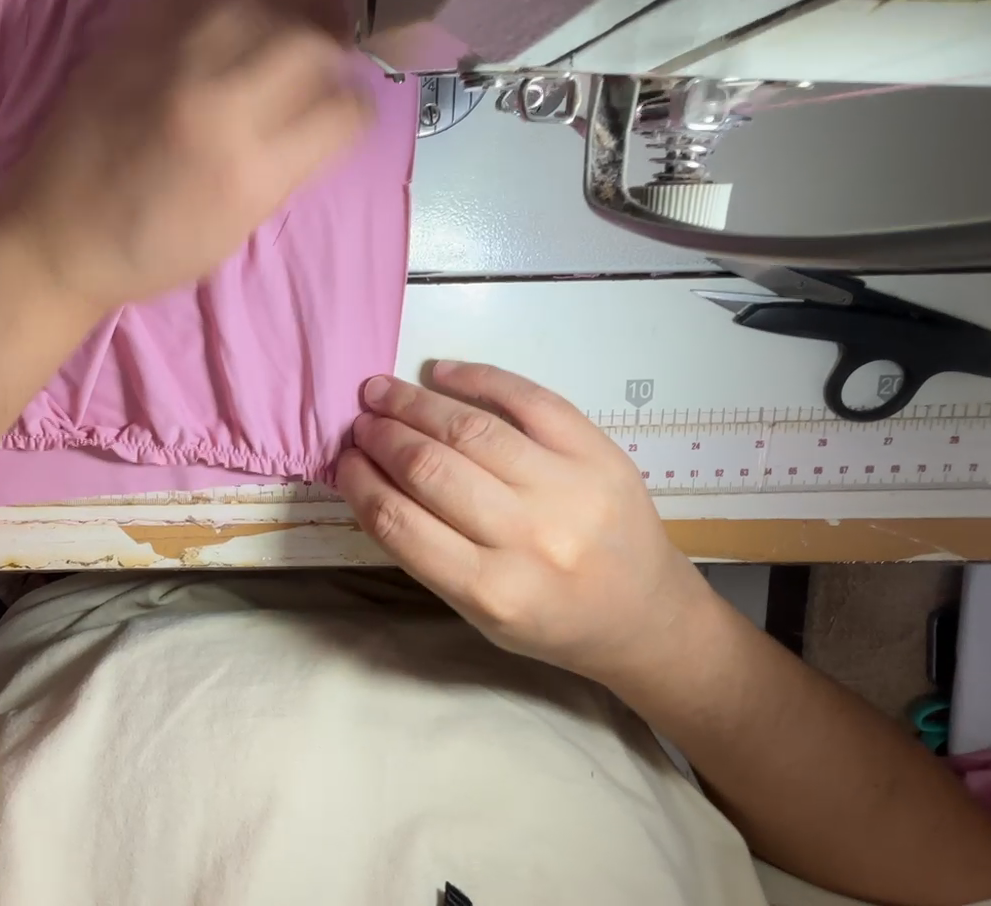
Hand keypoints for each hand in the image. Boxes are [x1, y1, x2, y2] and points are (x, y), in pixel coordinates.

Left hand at [0, 0, 370, 311]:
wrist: (56, 240)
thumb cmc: (150, 253)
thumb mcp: (233, 230)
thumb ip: (283, 168)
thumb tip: (318, 114)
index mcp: (252, 174)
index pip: (342, 111)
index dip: (357, 103)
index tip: (349, 102)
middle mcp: (220, 108)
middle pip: (309, 42)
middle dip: (335, 39)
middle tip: (336, 40)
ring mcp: (172, 64)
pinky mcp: (130, 39)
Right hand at [336, 361, 720, 685]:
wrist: (646, 617)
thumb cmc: (549, 619)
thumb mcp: (475, 609)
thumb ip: (422, 546)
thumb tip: (368, 473)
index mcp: (491, 591)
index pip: (398, 521)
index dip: (359, 481)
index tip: (344, 459)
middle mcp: (530, 540)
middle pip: (430, 469)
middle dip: (382, 436)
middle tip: (361, 421)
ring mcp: (570, 490)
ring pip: (470, 429)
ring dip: (414, 403)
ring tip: (383, 391)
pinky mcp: (600, 453)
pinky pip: (529, 398)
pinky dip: (478, 377)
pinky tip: (441, 372)